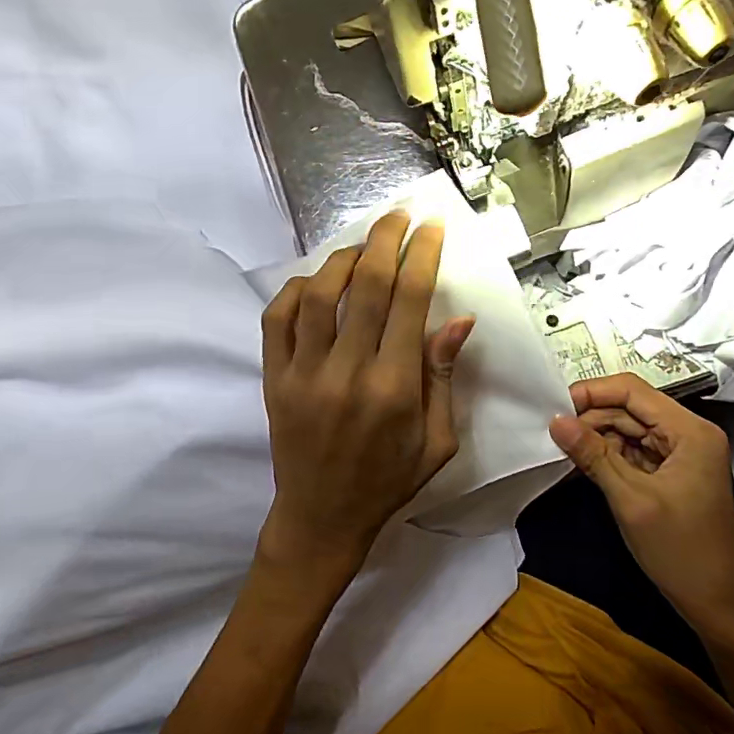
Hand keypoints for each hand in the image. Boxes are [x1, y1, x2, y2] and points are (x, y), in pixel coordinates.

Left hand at [260, 211, 474, 572]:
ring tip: (362, 248)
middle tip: (397, 216)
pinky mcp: (274, 379)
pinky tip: (316, 282)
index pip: (411, 301)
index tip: (431, 227)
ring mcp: (304, 374)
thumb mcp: (437, 440)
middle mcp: (348, 373)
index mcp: (395, 388)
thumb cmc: (389, 480)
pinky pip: (276, 318)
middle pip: (368, 285)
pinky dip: (295, 289)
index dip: (423, 255)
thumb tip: (459, 319)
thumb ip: (443, 377)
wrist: (322, 517)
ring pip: (319, 293)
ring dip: (343, 259)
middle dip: (386, 239)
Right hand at [550, 374, 733, 640]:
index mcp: (691, 431)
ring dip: (598, 437)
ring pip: (631, 430)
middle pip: (632, 408)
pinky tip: (583, 463)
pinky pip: (635, 452)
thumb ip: (593, 455)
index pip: (634, 391)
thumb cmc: (680, 550)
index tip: (554, 406)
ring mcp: (682, 454)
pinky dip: (610, 455)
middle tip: (552, 432)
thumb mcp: (631, 499)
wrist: (717, 605)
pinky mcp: (673, 474)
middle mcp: (689, 434)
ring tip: (563, 448)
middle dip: (592, 417)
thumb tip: (556, 421)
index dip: (593, 392)